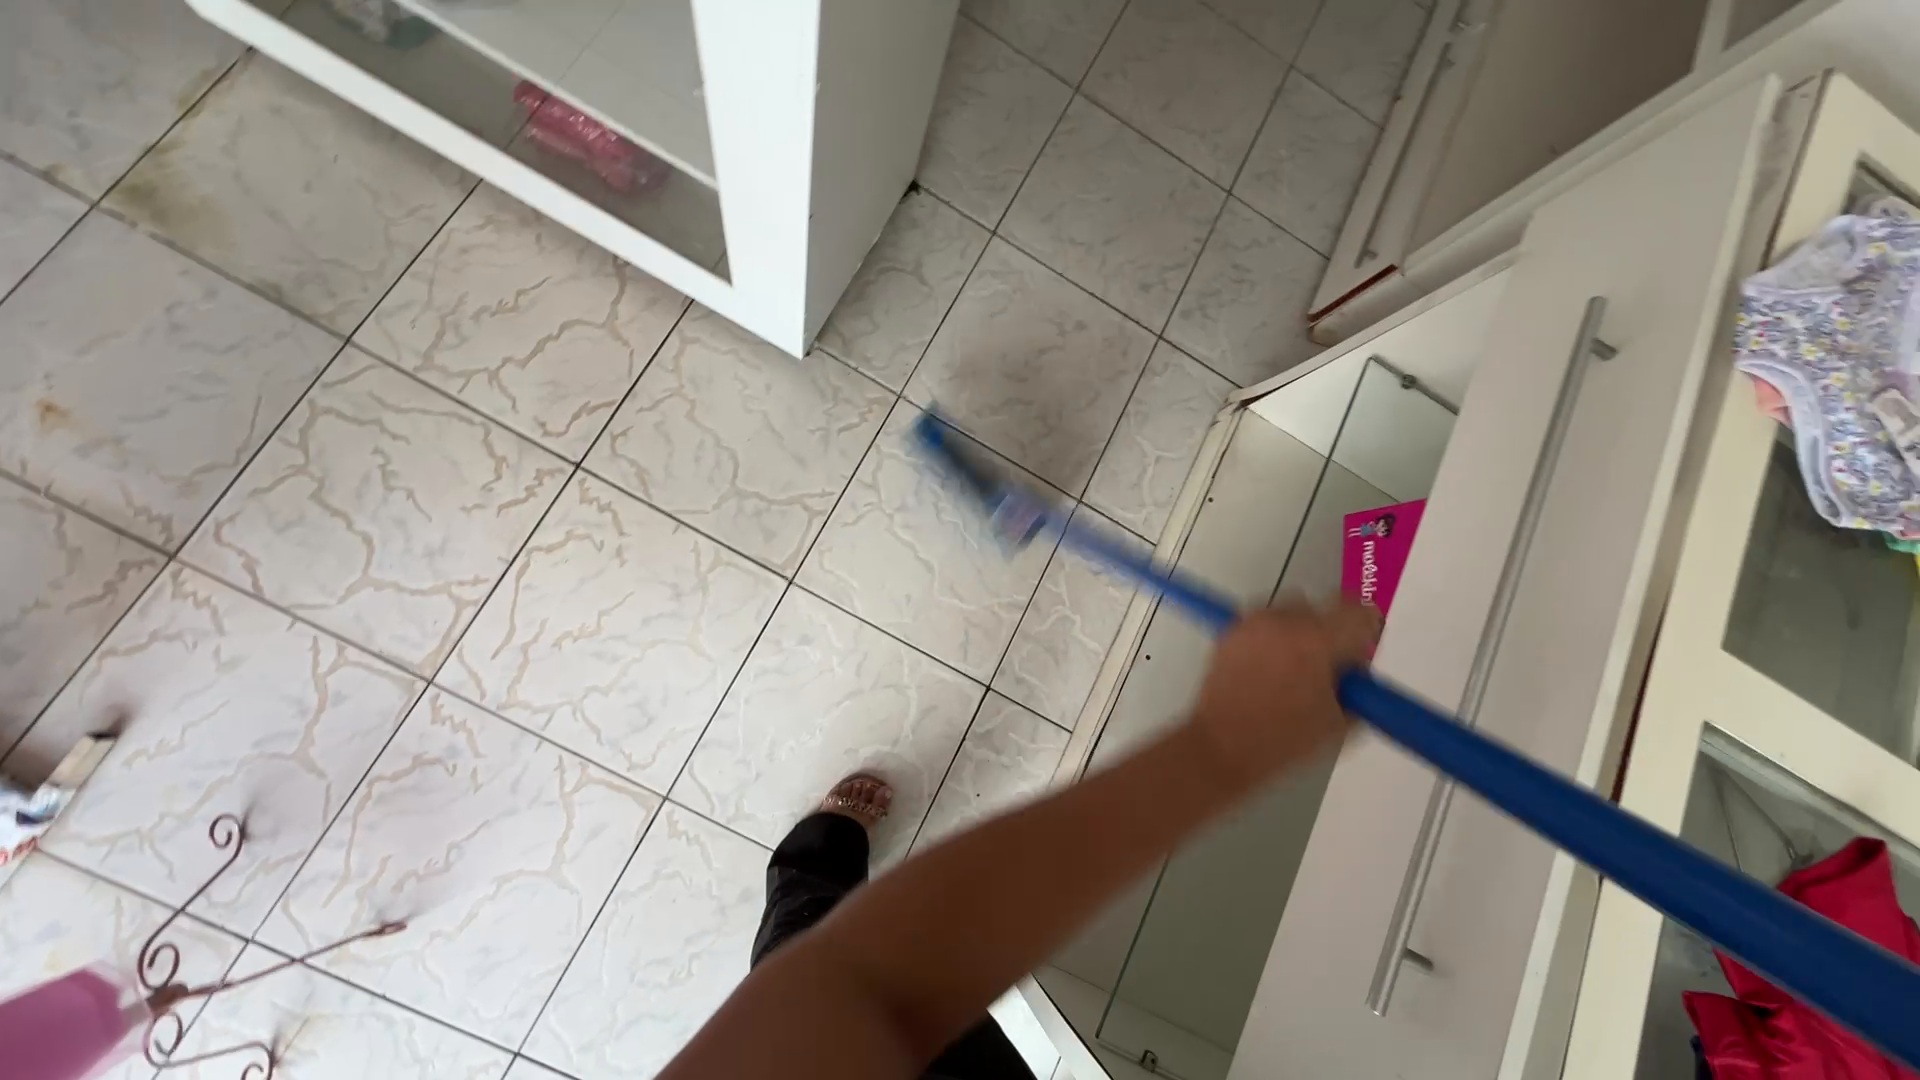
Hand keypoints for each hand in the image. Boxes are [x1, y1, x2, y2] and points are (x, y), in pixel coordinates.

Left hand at [1188, 599, 1381, 790]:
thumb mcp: (1340, 722)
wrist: (1221, 746)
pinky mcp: (1227, 633)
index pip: (1356, 612)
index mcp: (1317, 641)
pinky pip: (1258, 624)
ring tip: (1291, 669)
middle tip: (1324, 667)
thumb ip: (1356, 688)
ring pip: (1286, 612)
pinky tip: (1266, 669)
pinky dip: (1268, 637)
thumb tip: (1355, 671)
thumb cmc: (1285, 740)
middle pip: (1318, 608)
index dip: (1364, 629)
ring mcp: (1250, 624)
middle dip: (1326, 631)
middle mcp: (1282, 622)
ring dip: (1295, 631)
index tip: (1359, 649)